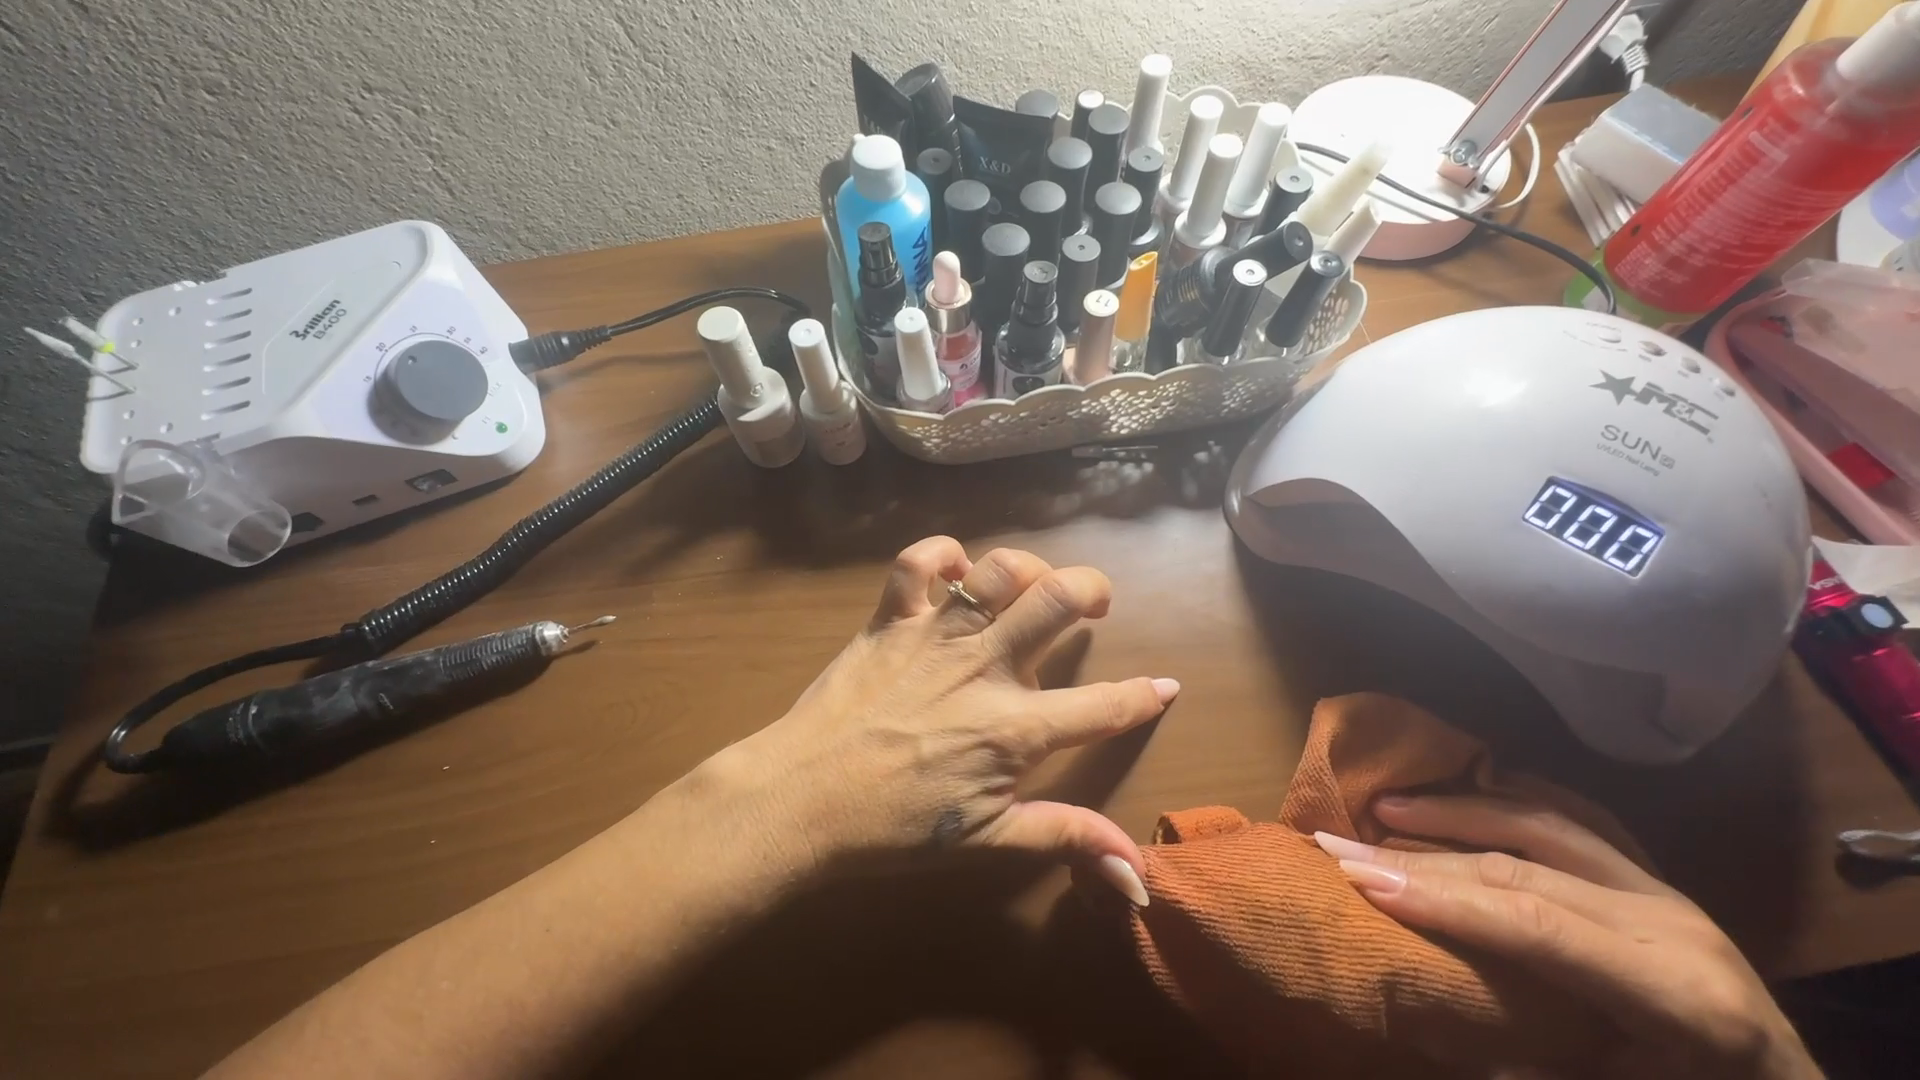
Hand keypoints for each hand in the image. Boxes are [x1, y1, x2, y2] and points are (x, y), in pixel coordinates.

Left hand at [714, 537, 1177, 905]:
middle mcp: (984, 667)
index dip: (1144, 695)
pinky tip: (956, 568)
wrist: (801, 799)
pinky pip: (917, 560)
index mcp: (1014, 729)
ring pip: (999, 569)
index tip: (1166, 684)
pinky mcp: (891, 618)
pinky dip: (943, 552)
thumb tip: (1138, 877)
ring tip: (1035, 584)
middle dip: (1094, 590)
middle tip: (1095, 607)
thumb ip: (1064, 838)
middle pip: (1058, 599)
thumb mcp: (987, 840)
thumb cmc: (894, 827)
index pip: (1101, 705)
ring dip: (1031, 566)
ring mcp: (936, 635)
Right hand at [1314, 796, 1821, 1079]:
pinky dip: (1509, 798)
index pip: (1535, 925)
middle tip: (1338, 845)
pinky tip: (1465, 789)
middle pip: (1522, 868)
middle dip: (1420, 854)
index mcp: (1678, 994)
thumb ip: (1512, 1052)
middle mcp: (1671, 925)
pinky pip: (1577, 818)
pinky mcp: (1654, 881)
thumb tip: (1413, 995)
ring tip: (1385, 805)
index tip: (1359, 878)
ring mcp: (1664, 892)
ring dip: (1454, 811)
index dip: (1442, 897)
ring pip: (1544, 824)